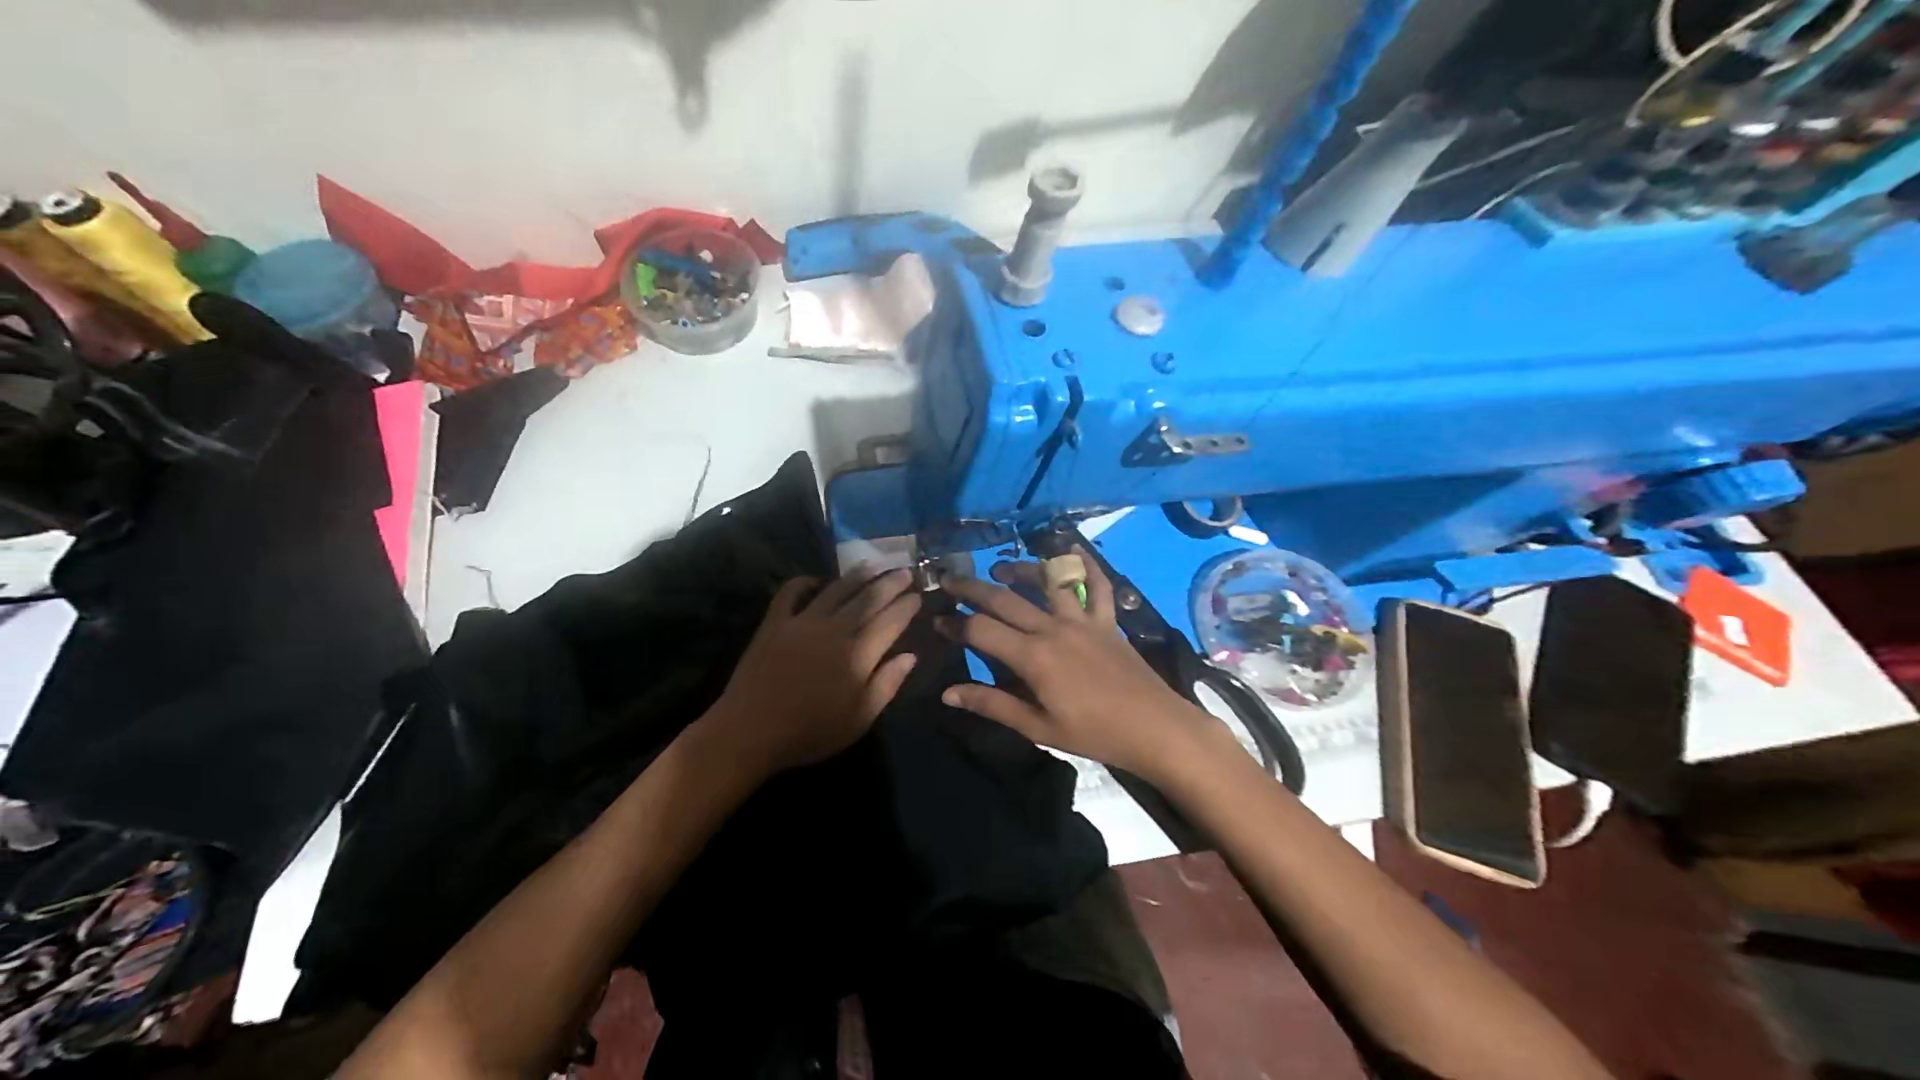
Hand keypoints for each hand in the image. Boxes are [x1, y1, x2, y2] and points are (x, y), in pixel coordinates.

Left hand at [704, 568, 922, 777]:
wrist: (750, 731)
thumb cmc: (810, 732)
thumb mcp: (859, 719)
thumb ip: (887, 685)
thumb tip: (910, 655)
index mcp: (857, 655)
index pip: (890, 623)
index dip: (906, 607)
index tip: (918, 596)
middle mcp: (833, 630)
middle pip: (867, 599)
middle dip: (889, 584)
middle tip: (905, 571)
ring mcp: (802, 622)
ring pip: (835, 590)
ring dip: (856, 576)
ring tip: (873, 565)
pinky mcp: (775, 623)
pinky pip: (791, 592)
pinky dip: (805, 582)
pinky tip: (817, 580)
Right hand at [936, 551, 1216, 781]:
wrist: (1154, 728)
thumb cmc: (1093, 734)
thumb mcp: (1037, 727)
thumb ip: (992, 705)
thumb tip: (948, 693)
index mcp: (1033, 657)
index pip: (981, 630)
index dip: (955, 623)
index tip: (937, 619)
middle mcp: (1053, 628)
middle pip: (1004, 598)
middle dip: (972, 587)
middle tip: (950, 579)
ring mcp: (1083, 620)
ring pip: (1046, 581)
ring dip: (1020, 569)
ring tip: (1000, 568)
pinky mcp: (1107, 620)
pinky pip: (1097, 584)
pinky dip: (1085, 564)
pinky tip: (1072, 551)